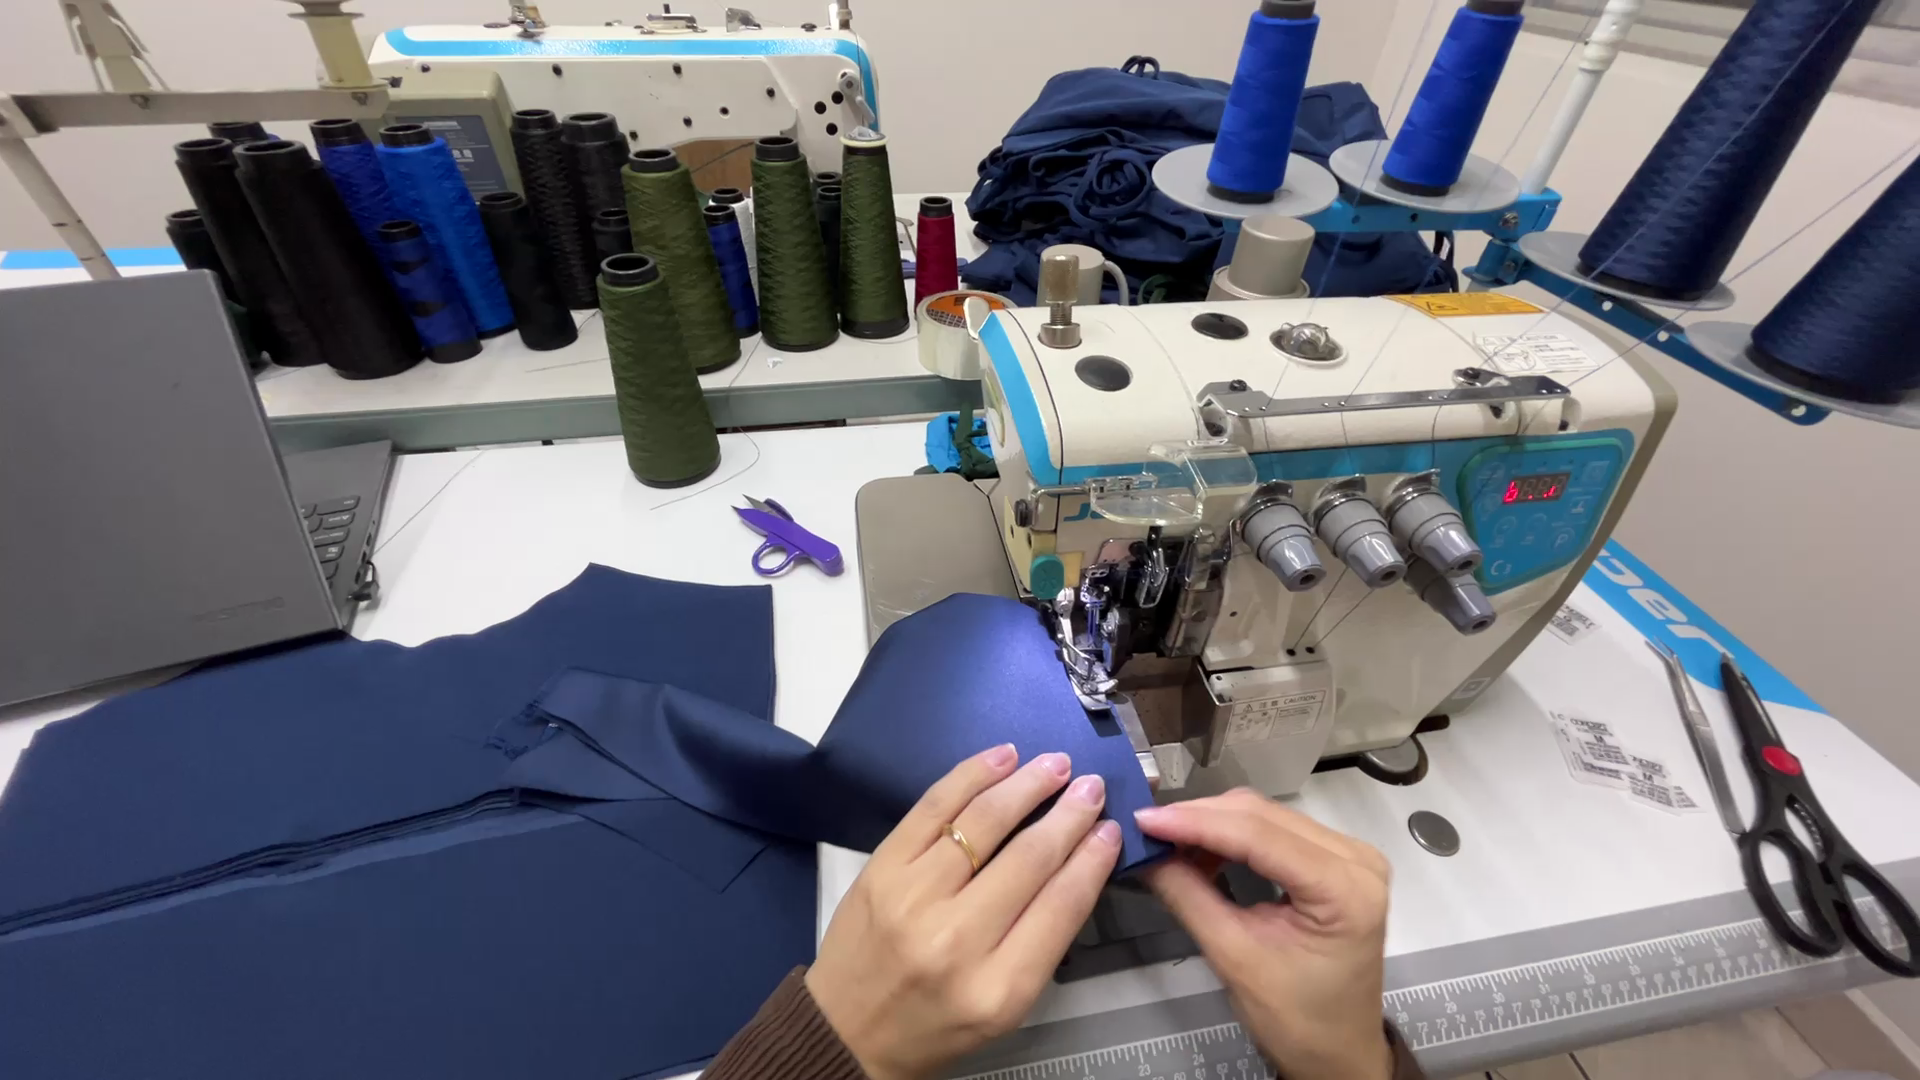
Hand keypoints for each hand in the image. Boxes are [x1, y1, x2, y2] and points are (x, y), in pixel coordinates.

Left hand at [807, 745, 1121, 1079]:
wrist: (846, 1030)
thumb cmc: (935, 1022)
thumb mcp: (1003, 1005)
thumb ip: (1040, 939)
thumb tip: (1076, 860)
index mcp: (997, 989)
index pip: (1061, 906)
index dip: (1092, 859)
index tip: (1111, 828)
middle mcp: (956, 940)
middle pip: (1028, 858)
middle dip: (1068, 815)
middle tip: (1091, 787)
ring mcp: (913, 896)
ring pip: (983, 821)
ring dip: (1027, 785)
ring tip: (1055, 765)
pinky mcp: (883, 866)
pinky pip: (934, 806)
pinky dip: (972, 775)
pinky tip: (1003, 758)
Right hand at [1135, 790, 1393, 1079]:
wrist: (1339, 1054)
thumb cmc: (1297, 1019)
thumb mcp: (1233, 957)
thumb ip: (1186, 894)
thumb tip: (1143, 852)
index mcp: (1344, 890)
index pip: (1256, 835)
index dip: (1194, 822)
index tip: (1143, 819)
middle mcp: (1355, 858)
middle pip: (1261, 816)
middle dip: (1198, 818)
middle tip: (1148, 829)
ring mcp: (1348, 853)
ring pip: (1263, 814)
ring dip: (1211, 822)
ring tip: (1169, 840)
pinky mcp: (1334, 856)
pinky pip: (1273, 827)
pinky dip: (1230, 833)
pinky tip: (1201, 849)